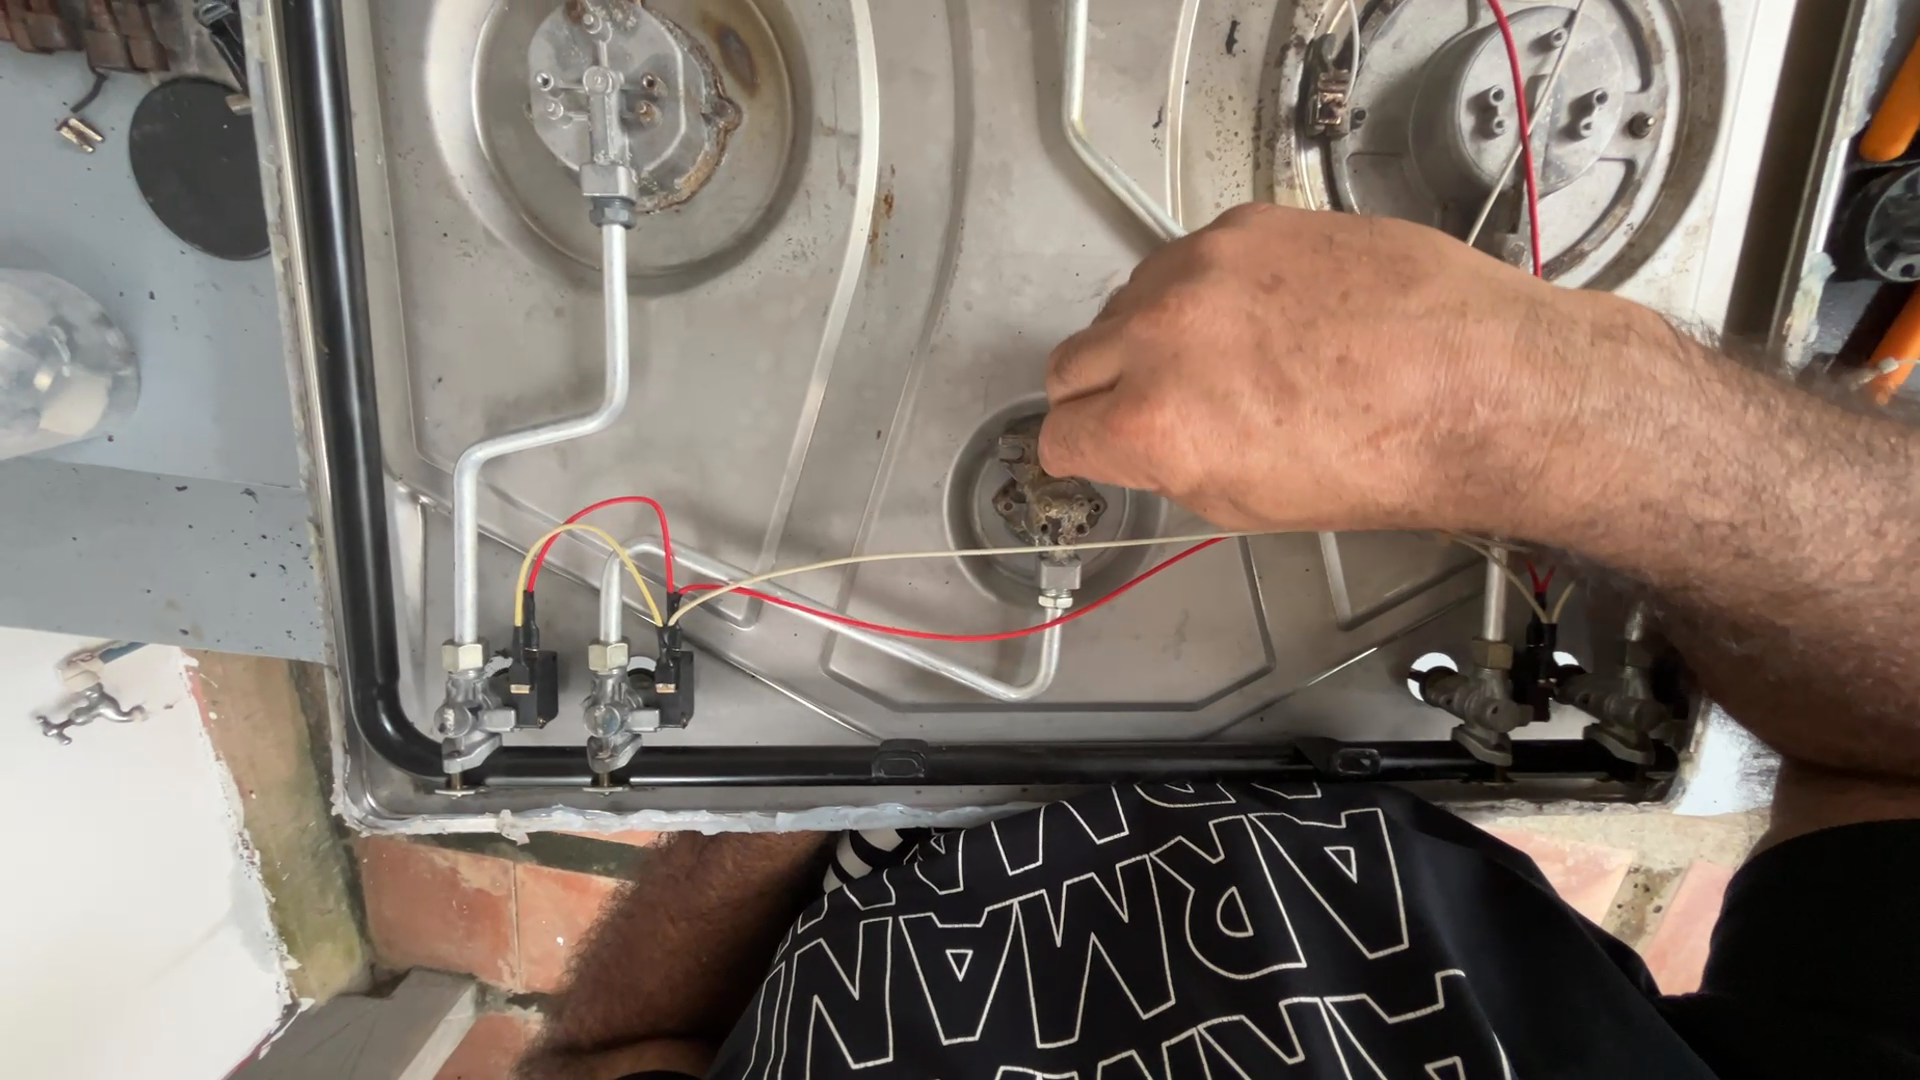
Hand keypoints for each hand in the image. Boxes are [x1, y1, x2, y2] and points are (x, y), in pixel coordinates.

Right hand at [1038, 203, 1618, 535]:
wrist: (1480, 385)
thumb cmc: (1371, 465)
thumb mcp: (1237, 502)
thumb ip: (1157, 466)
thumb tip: (1127, 441)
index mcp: (1150, 425)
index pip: (1056, 435)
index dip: (1076, 452)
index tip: (1093, 449)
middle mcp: (1157, 338)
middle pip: (1064, 365)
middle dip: (1091, 396)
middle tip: (1140, 405)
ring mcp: (1197, 269)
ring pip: (1116, 307)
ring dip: (1139, 338)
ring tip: (1210, 355)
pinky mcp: (1242, 225)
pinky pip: (1176, 263)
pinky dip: (1191, 294)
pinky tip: (1251, 312)